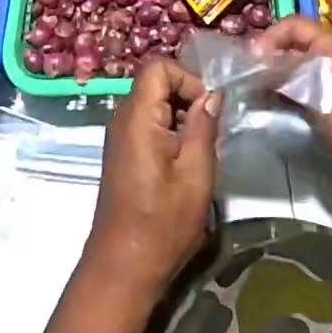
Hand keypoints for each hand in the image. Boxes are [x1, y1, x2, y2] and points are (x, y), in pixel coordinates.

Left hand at [85, 59, 220, 292]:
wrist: (123, 266)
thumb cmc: (162, 222)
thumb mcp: (195, 173)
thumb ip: (203, 127)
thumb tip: (212, 95)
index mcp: (137, 116)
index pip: (158, 67)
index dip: (187, 79)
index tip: (207, 109)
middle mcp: (122, 117)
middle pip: (155, 82)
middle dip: (186, 98)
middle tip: (208, 132)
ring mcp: (119, 134)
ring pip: (152, 102)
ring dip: (179, 116)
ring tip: (198, 150)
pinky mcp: (121, 151)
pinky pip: (146, 122)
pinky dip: (168, 130)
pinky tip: (182, 162)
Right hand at [253, 17, 331, 175]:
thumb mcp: (315, 95)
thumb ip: (283, 77)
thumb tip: (255, 67)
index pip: (293, 24)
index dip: (270, 37)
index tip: (252, 60)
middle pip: (298, 42)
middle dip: (273, 56)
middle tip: (252, 75)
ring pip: (304, 63)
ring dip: (283, 74)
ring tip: (262, 91)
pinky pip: (313, 81)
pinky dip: (295, 88)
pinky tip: (283, 105)